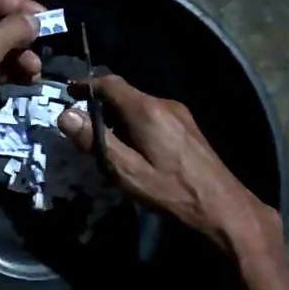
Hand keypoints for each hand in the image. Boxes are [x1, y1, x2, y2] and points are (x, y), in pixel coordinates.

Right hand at [58, 73, 281, 254]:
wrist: (222, 206)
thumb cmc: (170, 190)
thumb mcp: (125, 170)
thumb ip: (95, 141)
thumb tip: (66, 115)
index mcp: (146, 110)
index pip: (110, 83)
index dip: (86, 85)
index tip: (68, 92)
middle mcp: (164, 104)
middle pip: (124, 94)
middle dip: (100, 105)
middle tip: (81, 126)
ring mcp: (179, 115)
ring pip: (138, 106)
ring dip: (117, 117)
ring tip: (103, 141)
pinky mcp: (187, 127)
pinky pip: (152, 116)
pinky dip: (133, 124)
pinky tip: (131, 148)